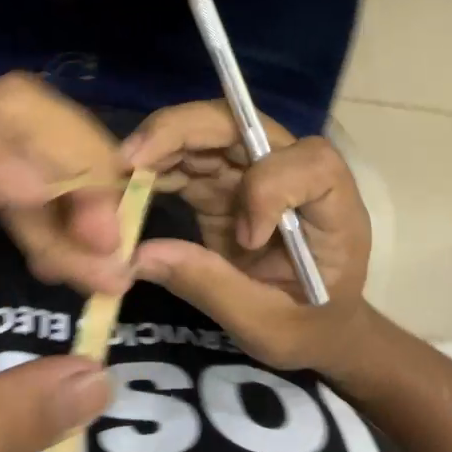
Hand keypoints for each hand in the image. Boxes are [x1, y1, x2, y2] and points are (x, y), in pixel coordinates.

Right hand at [122, 101, 373, 371]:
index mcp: (332, 205)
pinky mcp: (223, 178)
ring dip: (159, 141)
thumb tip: (139, 256)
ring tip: (119, 169)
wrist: (314, 327)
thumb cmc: (310, 326)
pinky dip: (154, 163)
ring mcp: (253, 168)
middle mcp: (292, 169)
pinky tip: (127, 181)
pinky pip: (185, 156)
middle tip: (132, 157)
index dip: (269, 188)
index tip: (248, 240)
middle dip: (184, 131)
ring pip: (206, 128)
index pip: (307, 164)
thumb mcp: (271, 327)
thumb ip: (212, 286)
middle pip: (241, 124)